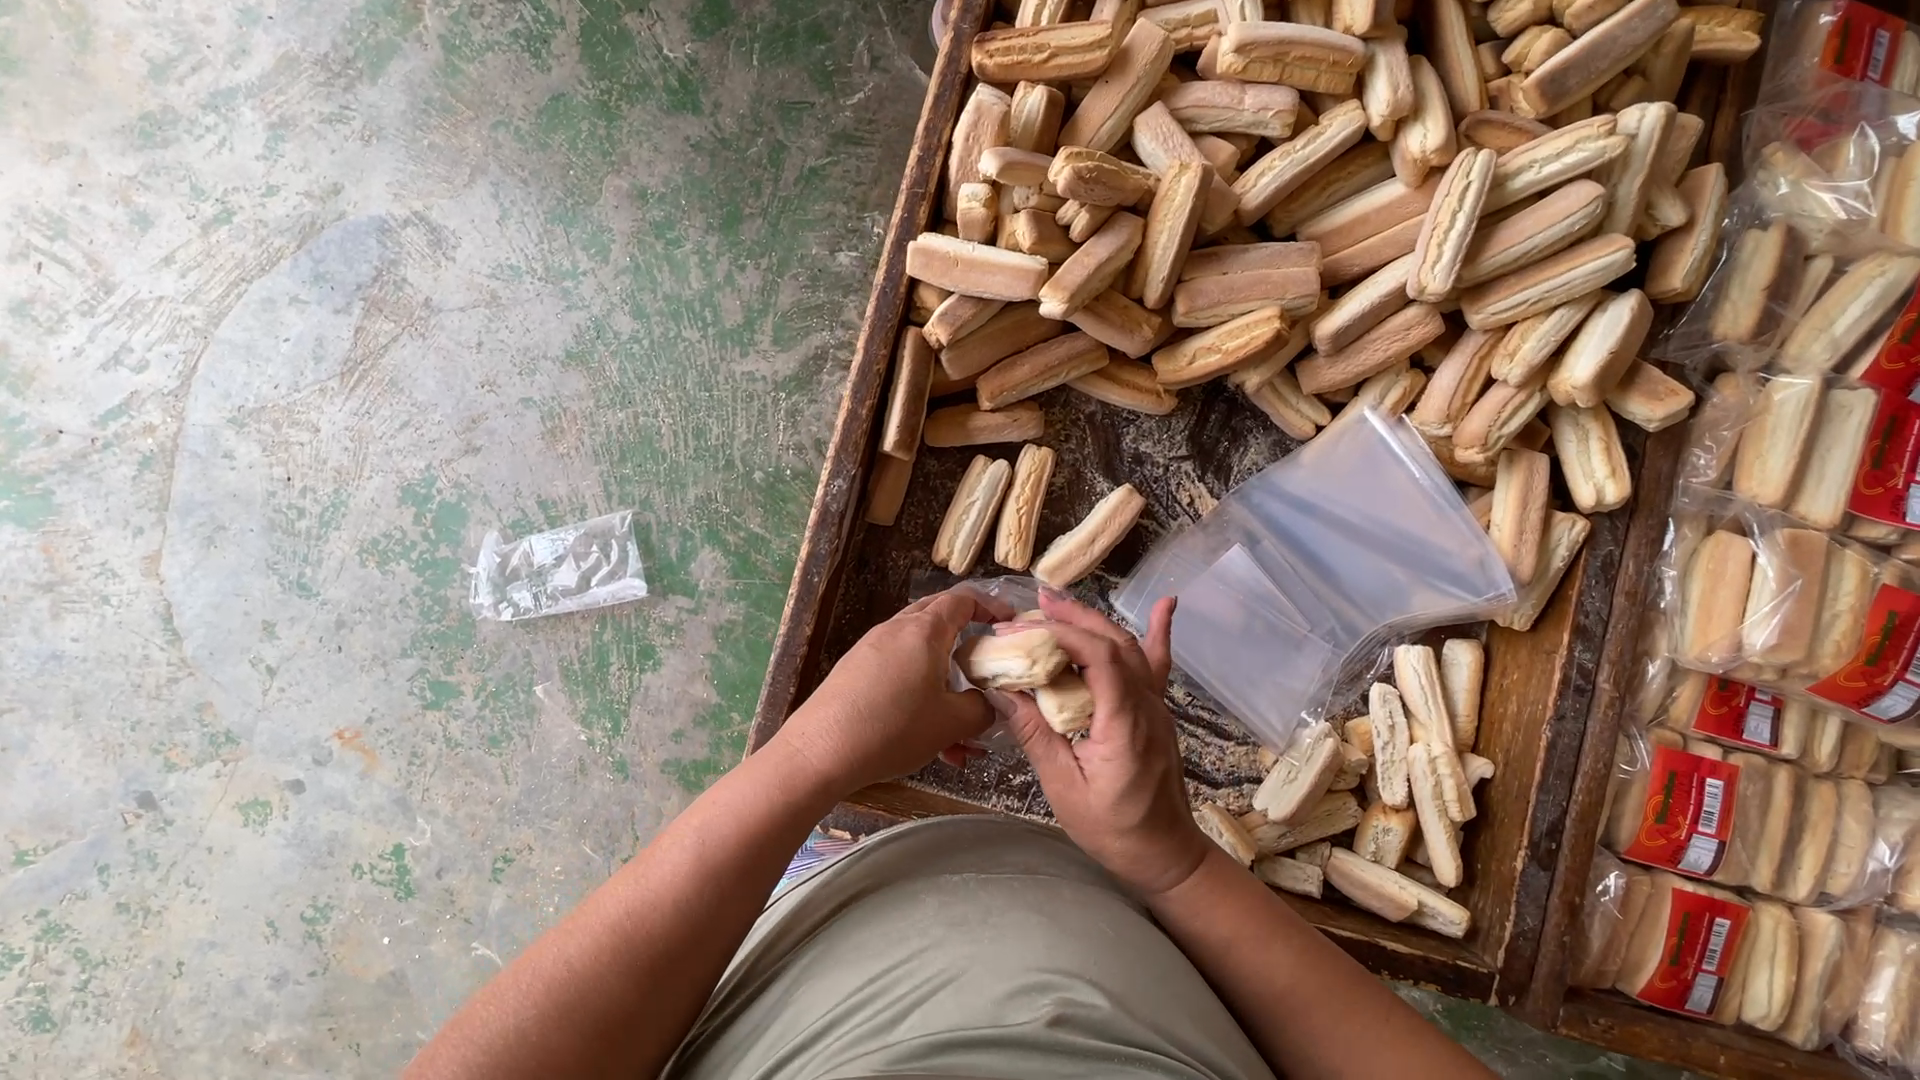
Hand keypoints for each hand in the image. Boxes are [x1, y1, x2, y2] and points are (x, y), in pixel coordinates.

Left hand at [773, 589, 1002, 796]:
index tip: (1008, 622)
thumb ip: (981, 709)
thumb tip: (988, 702)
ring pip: (919, 651)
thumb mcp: (951, 723)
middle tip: (987, 659)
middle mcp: (897, 629)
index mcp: (925, 630)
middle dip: (967, 635)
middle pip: (938, 616)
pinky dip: (920, 692)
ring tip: (961, 729)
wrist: (820, 751)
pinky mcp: (855, 671)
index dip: (990, 606)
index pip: (963, 599)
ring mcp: (872, 649)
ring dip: (944, 679)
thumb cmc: (893, 728)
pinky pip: (898, 670)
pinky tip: (928, 738)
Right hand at [1000, 592, 1213, 898]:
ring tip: (1058, 604)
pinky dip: (1158, 632)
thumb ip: (1035, 735)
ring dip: (1094, 622)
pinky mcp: (1156, 712)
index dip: (1062, 634)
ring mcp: (1156, 706)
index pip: (1100, 657)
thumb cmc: (1114, 830)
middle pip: (1114, 643)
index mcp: (1125, 723)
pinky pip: (1156, 664)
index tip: (1024, 628)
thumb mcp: (1064, 787)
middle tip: (1033, 604)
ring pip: (1131, 648)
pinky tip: (1166, 604)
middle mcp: (1146, 705)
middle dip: (1072, 618)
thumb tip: (1001, 692)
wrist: (1166, 854)